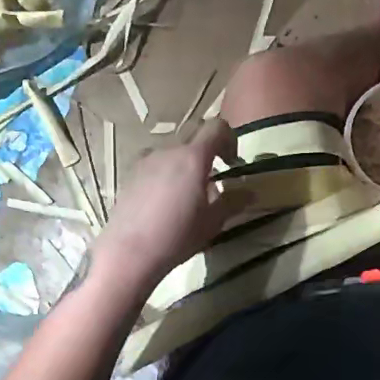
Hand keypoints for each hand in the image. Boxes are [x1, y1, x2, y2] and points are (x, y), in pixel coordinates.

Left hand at [92, 120, 241, 294]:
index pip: (216, 127)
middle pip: (192, 139)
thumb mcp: (212, 222)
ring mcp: (144, 161)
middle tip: (209, 183)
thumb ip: (232, 202)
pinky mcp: (129, 174)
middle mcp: (167, 151)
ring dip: (183, 166)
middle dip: (205, 155)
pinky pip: (153, 165)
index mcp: (193, 157)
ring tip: (184, 195)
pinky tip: (161, 202)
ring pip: (171, 153)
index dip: (229, 139)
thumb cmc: (177, 236)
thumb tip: (250, 193)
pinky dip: (163, 174)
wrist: (129, 252)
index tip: (231, 164)